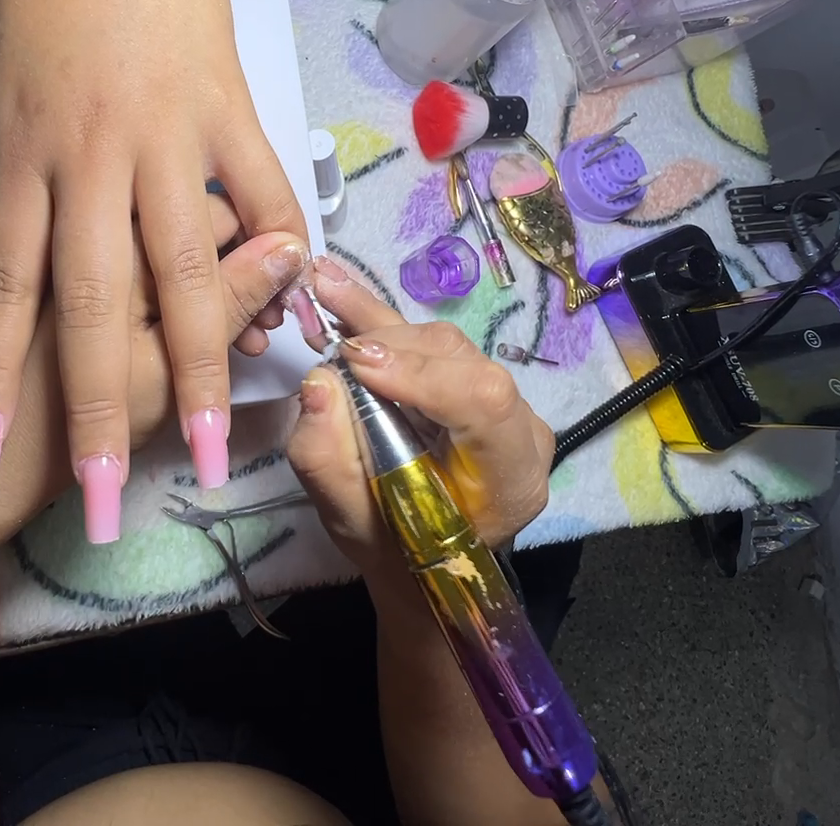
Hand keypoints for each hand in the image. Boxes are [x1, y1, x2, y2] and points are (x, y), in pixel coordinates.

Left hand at [0, 0, 307, 532]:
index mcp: (26, 160)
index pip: (3, 294)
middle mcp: (93, 164)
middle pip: (92, 305)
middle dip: (96, 412)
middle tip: (104, 505)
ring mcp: (168, 140)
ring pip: (184, 270)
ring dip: (198, 363)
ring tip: (213, 446)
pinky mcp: (232, 111)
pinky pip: (260, 193)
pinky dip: (280, 253)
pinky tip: (294, 315)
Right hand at [285, 258, 554, 585]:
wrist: (422, 557)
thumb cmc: (393, 546)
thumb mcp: (348, 518)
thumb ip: (329, 458)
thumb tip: (319, 381)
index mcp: (509, 476)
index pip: (483, 399)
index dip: (420, 372)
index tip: (355, 363)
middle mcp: (520, 429)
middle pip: (460, 359)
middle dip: (388, 347)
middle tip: (329, 348)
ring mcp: (502, 400)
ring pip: (442, 341)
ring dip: (378, 324)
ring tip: (323, 290)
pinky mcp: (471, 379)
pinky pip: (428, 340)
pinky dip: (379, 315)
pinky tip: (338, 283)